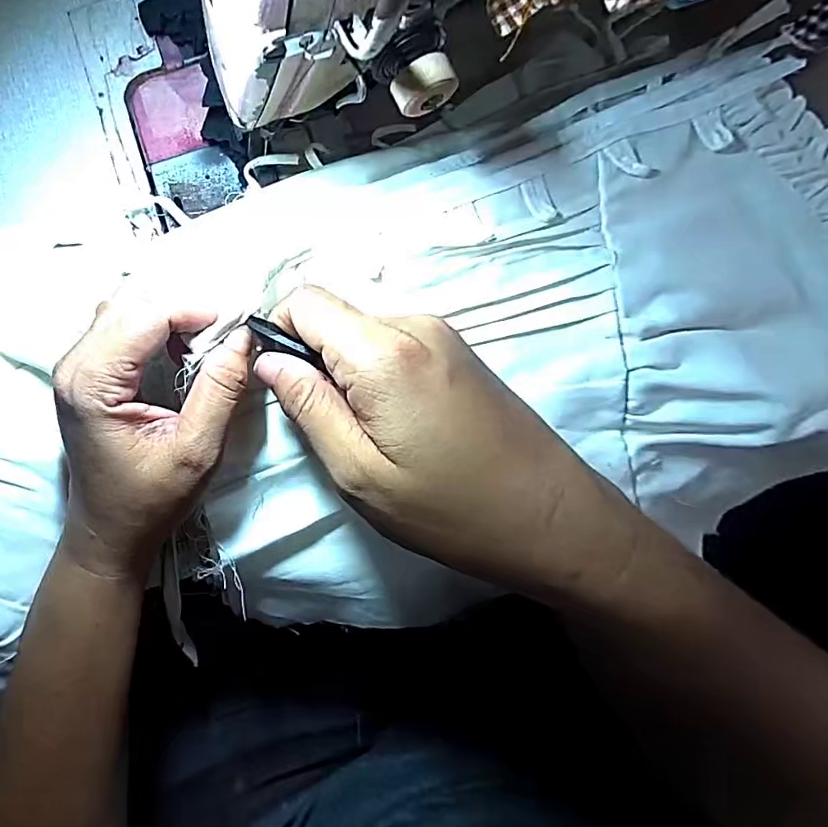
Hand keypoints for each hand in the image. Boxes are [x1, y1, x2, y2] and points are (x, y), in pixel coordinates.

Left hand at [51, 293, 253, 582]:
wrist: (108, 529)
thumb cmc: (147, 501)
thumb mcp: (195, 452)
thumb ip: (219, 392)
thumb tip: (241, 338)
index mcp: (91, 384)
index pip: (144, 316)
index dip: (192, 311)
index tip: (232, 326)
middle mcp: (73, 366)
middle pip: (130, 305)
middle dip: (179, 309)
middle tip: (220, 334)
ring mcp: (73, 366)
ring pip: (122, 308)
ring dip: (164, 315)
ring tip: (200, 342)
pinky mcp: (82, 371)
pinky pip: (116, 326)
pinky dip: (151, 326)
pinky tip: (175, 348)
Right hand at [253, 286, 662, 607]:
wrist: (560, 525)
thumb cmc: (451, 509)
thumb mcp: (359, 471)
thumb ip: (307, 405)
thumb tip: (267, 360)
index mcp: (384, 351)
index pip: (303, 301)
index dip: (276, 333)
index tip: (280, 383)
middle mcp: (413, 325)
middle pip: (330, 313)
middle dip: (309, 355)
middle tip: (323, 418)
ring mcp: (440, 333)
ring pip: (356, 328)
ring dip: (340, 366)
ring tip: (363, 426)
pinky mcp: (455, 349)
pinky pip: (387, 341)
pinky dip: (369, 369)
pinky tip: (393, 418)